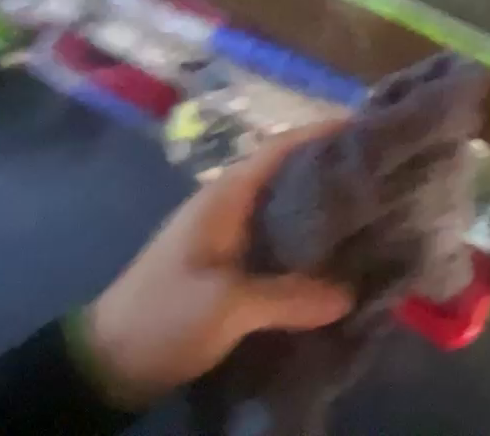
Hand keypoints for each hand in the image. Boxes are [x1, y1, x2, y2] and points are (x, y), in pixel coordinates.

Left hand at [82, 125, 354, 408]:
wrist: (106, 362)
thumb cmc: (162, 315)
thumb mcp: (225, 306)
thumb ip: (288, 296)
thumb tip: (349, 292)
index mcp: (227, 196)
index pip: (281, 148)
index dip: (321, 133)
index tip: (367, 127)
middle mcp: (231, 205)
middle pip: (290, 174)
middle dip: (333, 169)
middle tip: (382, 173)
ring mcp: (229, 235)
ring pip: (287, 208)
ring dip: (324, 207)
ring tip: (373, 210)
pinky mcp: (231, 265)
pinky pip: (280, 241)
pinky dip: (309, 241)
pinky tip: (337, 257)